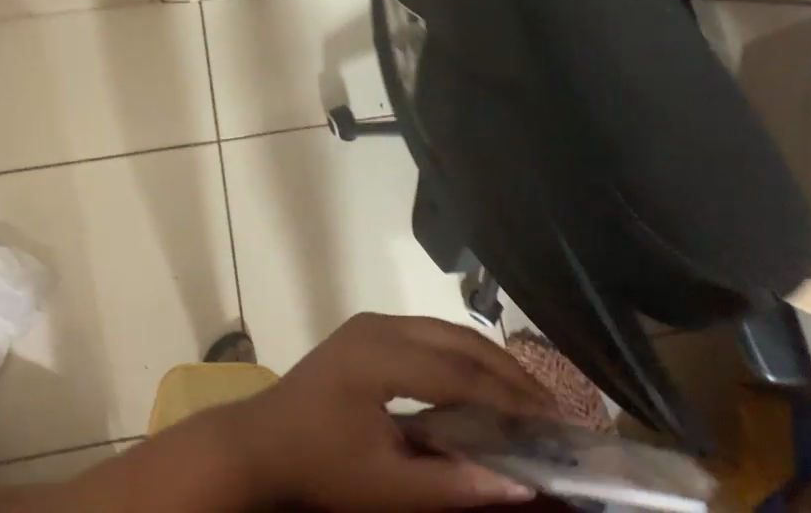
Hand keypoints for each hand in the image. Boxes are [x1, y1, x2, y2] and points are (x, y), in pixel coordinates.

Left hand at [218, 312, 554, 511]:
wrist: (258, 443)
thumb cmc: (319, 467)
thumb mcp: (386, 487)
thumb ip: (453, 485)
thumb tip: (522, 486)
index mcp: (382, 357)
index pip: (462, 373)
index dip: (510, 399)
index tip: (552, 423)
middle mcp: (380, 326)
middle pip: (460, 342)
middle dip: (509, 373)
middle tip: (551, 407)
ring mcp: (372, 323)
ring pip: (446, 332)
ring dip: (487, 361)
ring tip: (527, 395)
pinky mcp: (367, 330)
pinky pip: (428, 334)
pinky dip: (462, 355)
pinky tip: (481, 382)